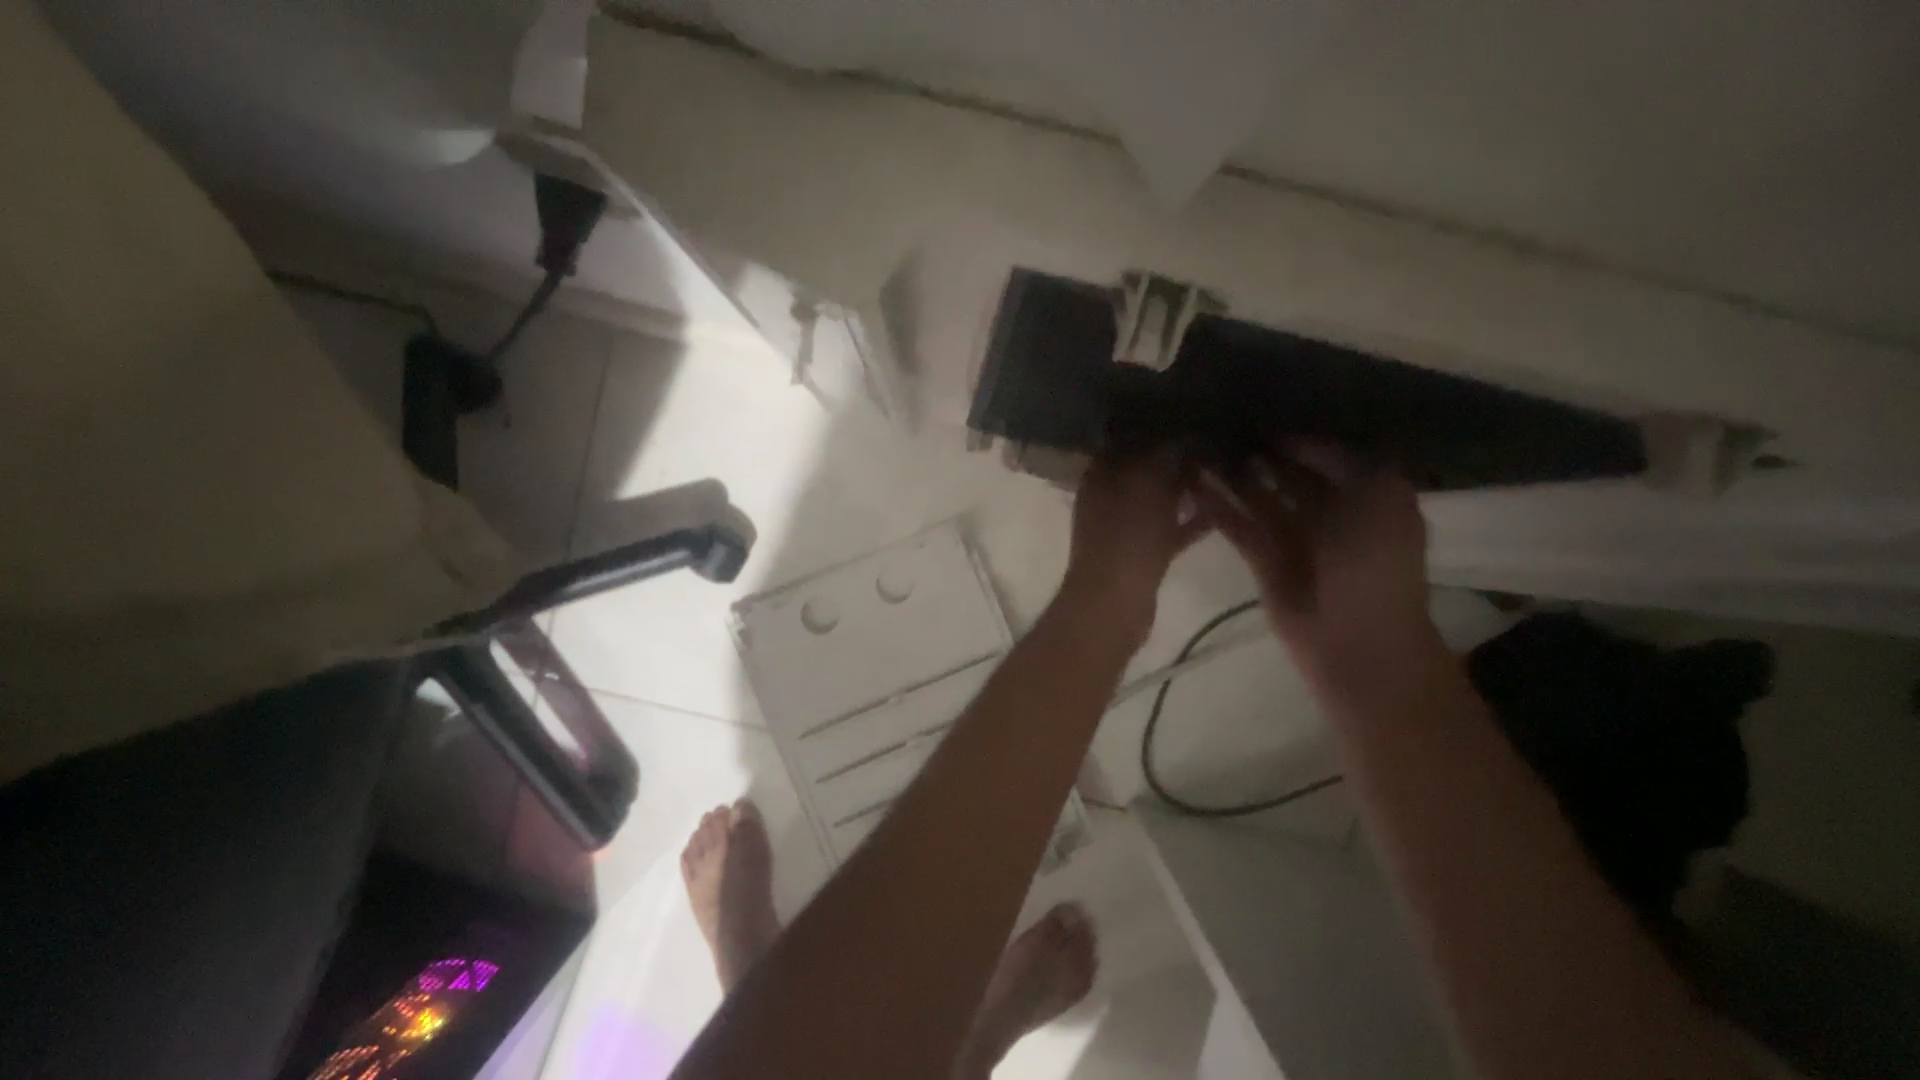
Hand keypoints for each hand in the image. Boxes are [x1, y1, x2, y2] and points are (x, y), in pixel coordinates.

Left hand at [1058, 445, 1208, 636]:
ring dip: (1187, 489)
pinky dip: (1191, 521)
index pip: (1126, 438)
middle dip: (1176, 457)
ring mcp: (1124, 527)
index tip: (1190, 418)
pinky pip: (1170, 530)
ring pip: (1159, 500)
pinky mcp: (1141, 554)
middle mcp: (1108, 496)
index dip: (1156, 427)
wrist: (1115, 602)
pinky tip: (1223, 512)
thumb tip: (1178, 434)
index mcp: (1100, 473)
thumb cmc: (1128, 535)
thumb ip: (1162, 453)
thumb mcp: (1147, 482)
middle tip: (1215, 443)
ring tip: (1224, 472)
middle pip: (1145, 468)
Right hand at [1194, 440, 1433, 669]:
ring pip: (1260, 496)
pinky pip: (1238, 525)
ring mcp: (1294, 537)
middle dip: (1260, 449)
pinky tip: (1192, 482)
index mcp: (1368, 491)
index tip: (1259, 405)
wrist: (1356, 637)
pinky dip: (1218, 506)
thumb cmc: (1375, 560)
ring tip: (1198, 444)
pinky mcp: (1263, 561)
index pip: (1328, 452)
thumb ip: (1339, 458)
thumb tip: (1291, 439)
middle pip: (1290, 471)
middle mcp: (1330, 510)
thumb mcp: (1379, 491)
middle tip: (1220, 419)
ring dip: (1234, 474)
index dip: (1297, 432)